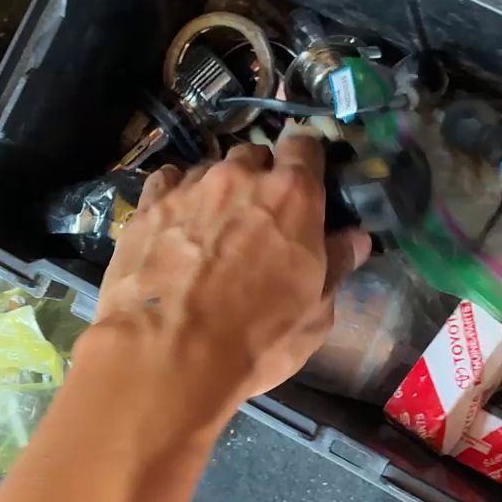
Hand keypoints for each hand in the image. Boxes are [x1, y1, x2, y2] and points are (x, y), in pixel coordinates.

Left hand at [90, 129, 370, 420]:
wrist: (168, 354)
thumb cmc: (256, 339)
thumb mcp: (314, 314)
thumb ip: (335, 266)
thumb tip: (355, 239)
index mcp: (291, 195)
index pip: (305, 147)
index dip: (305, 162)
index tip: (303, 183)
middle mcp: (239, 178)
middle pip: (253, 157)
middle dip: (257, 179)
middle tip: (255, 218)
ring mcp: (188, 189)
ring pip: (208, 171)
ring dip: (215, 191)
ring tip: (209, 229)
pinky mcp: (146, 208)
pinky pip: (166, 183)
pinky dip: (173, 195)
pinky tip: (171, 223)